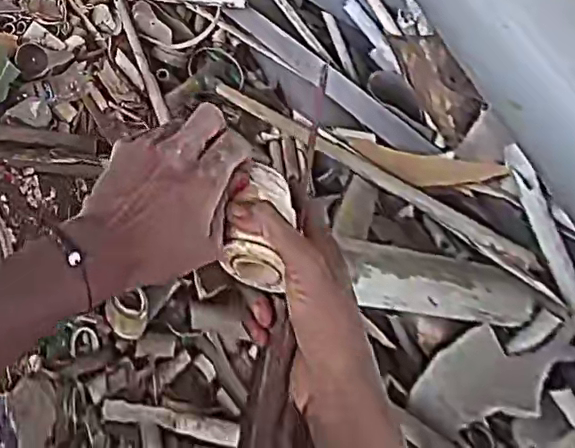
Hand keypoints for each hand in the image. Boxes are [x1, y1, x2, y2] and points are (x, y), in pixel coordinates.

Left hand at [62, 104, 250, 302]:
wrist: (106, 245)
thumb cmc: (151, 252)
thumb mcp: (208, 243)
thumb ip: (226, 208)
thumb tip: (234, 191)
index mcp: (202, 178)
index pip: (234, 142)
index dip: (241, 151)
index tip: (238, 160)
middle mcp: (175, 154)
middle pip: (208, 115)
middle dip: (217, 129)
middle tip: (217, 147)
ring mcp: (148, 147)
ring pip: (177, 122)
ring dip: (186, 139)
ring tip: (184, 164)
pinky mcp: (127, 146)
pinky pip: (150, 135)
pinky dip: (159, 147)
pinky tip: (158, 169)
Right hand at [236, 200, 400, 445]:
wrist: (332, 391)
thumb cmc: (336, 336)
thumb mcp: (306, 268)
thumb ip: (276, 230)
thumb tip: (248, 203)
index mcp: (321, 250)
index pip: (297, 206)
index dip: (273, 191)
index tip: (247, 184)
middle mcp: (309, 270)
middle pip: (267, 238)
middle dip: (249, 246)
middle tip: (238, 246)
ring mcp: (294, 295)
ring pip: (256, 271)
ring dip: (250, 287)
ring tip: (260, 303)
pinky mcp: (280, 319)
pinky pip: (252, 302)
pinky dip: (251, 312)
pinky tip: (262, 323)